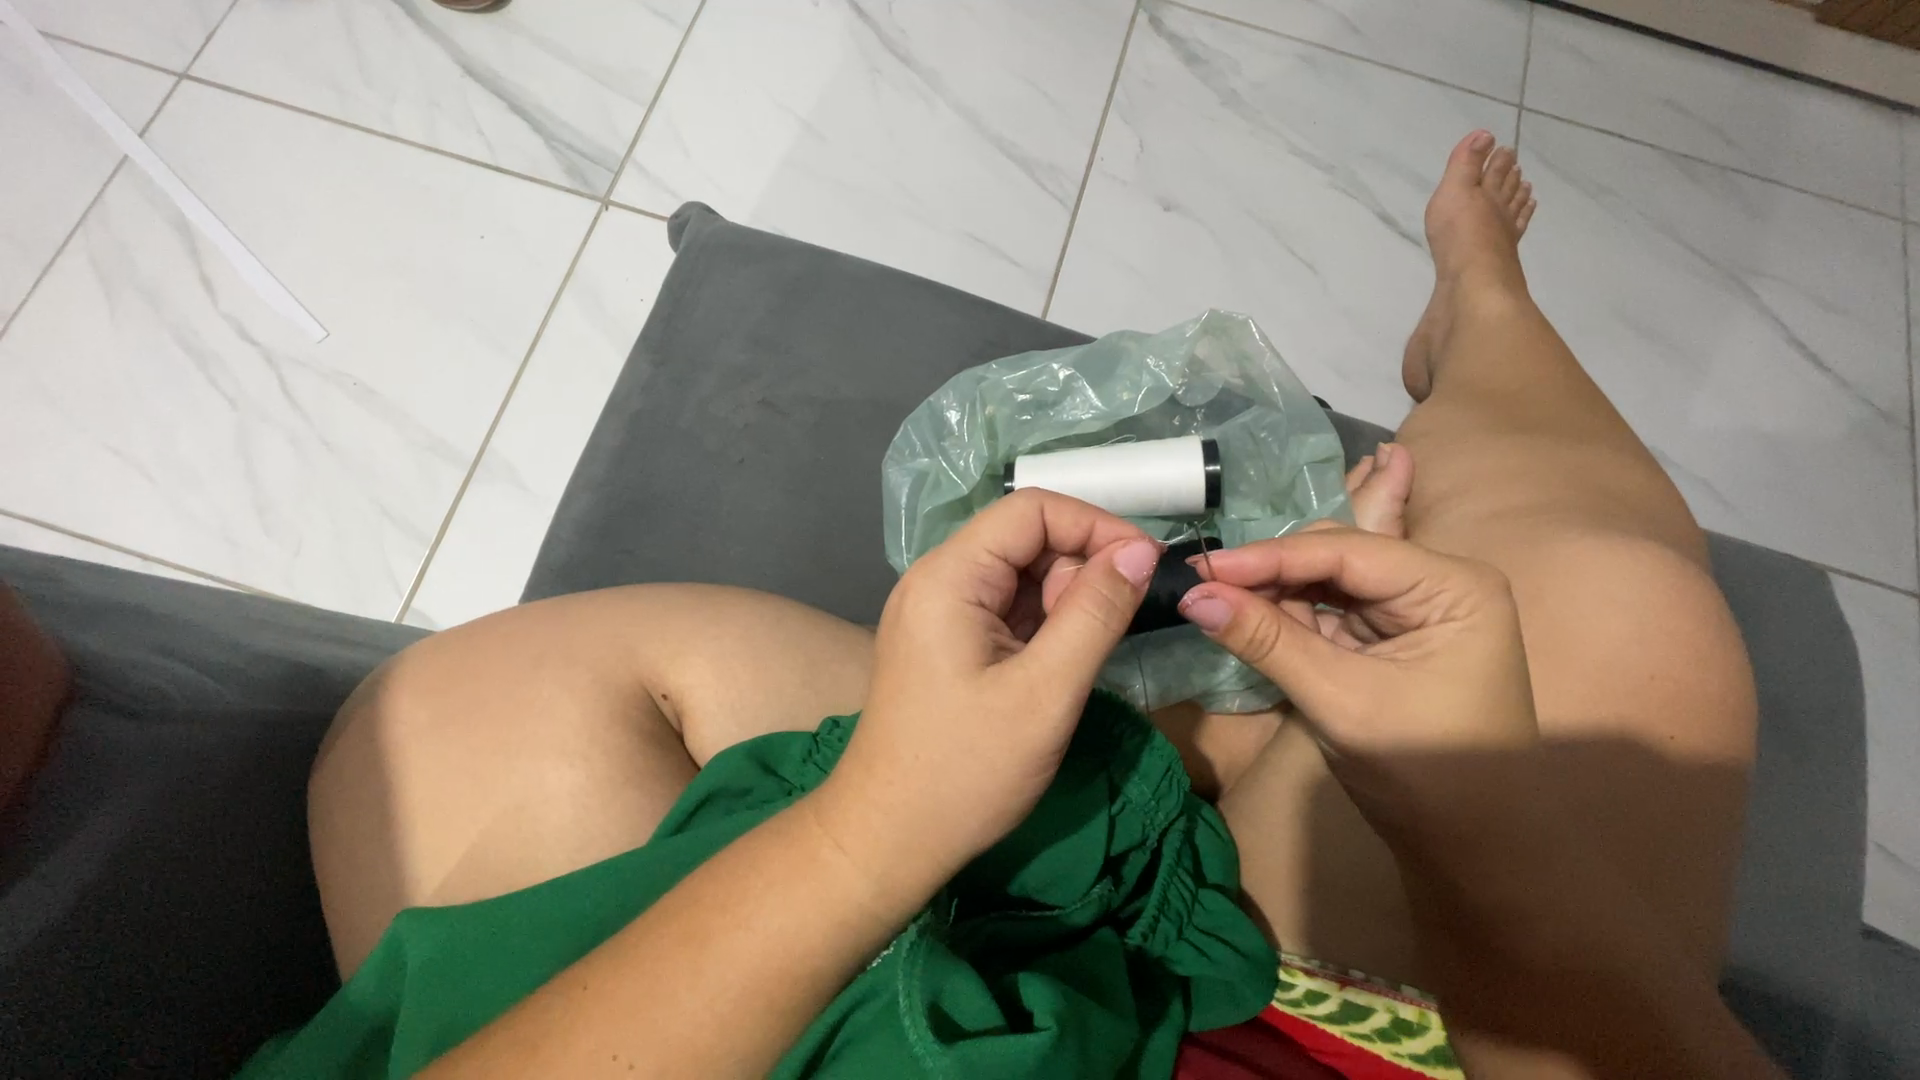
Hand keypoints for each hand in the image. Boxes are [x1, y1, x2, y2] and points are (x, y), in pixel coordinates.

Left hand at [816, 489, 1159, 890]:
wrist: (888, 838)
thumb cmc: (966, 770)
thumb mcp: (1046, 692)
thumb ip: (1096, 613)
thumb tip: (1141, 550)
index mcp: (949, 576)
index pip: (1032, 509)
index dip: (1096, 526)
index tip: (1146, 566)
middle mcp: (937, 579)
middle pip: (1025, 538)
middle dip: (1080, 568)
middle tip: (1112, 628)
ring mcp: (937, 611)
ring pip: (1019, 575)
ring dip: (1064, 601)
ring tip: (1079, 659)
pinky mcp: (945, 641)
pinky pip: (1005, 609)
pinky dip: (1043, 625)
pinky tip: (1056, 666)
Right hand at [1175, 527, 1540, 848]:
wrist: (1468, 844)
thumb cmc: (1423, 770)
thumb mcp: (1338, 699)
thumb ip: (1266, 641)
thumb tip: (1192, 598)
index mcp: (1450, 587)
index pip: (1346, 552)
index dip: (1270, 557)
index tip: (1202, 569)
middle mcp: (1434, 583)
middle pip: (1334, 556)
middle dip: (1269, 573)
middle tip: (1202, 588)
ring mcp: (1409, 609)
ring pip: (1324, 580)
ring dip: (1272, 594)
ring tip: (1217, 606)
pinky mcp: (1385, 635)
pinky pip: (1325, 610)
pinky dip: (1285, 618)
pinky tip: (1249, 622)